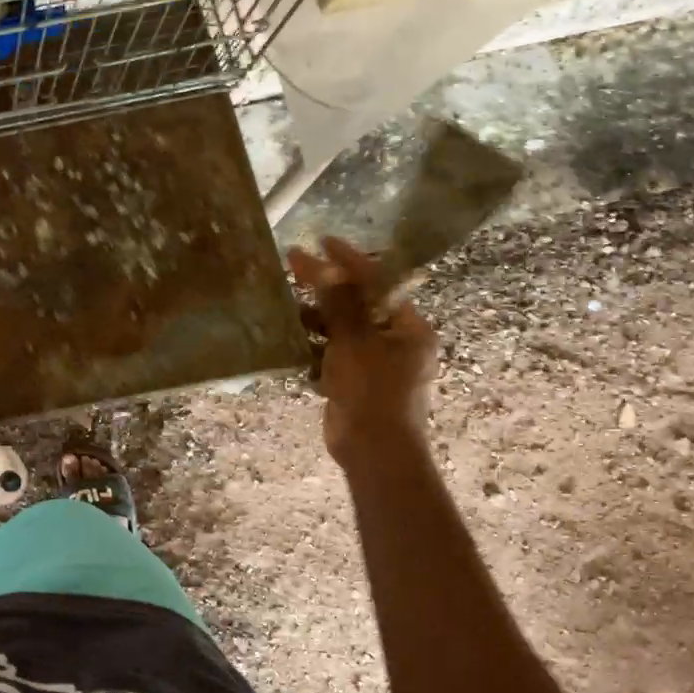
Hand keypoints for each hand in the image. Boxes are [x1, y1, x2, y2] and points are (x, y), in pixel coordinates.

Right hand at [288, 237, 437, 468]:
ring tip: (283, 305)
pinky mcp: (356, 383)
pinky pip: (333, 354)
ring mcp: (377, 365)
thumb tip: (325, 264)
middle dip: (326, 288)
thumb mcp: (354, 341)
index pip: (379, 283)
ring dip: (315, 318)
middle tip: (292, 267)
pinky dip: (313, 346)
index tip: (320, 241)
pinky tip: (289, 338)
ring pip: (343, 330)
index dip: (349, 260)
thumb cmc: (372, 391)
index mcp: (409, 328)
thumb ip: (339, 302)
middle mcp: (397, 343)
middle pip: (359, 304)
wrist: (374, 451)